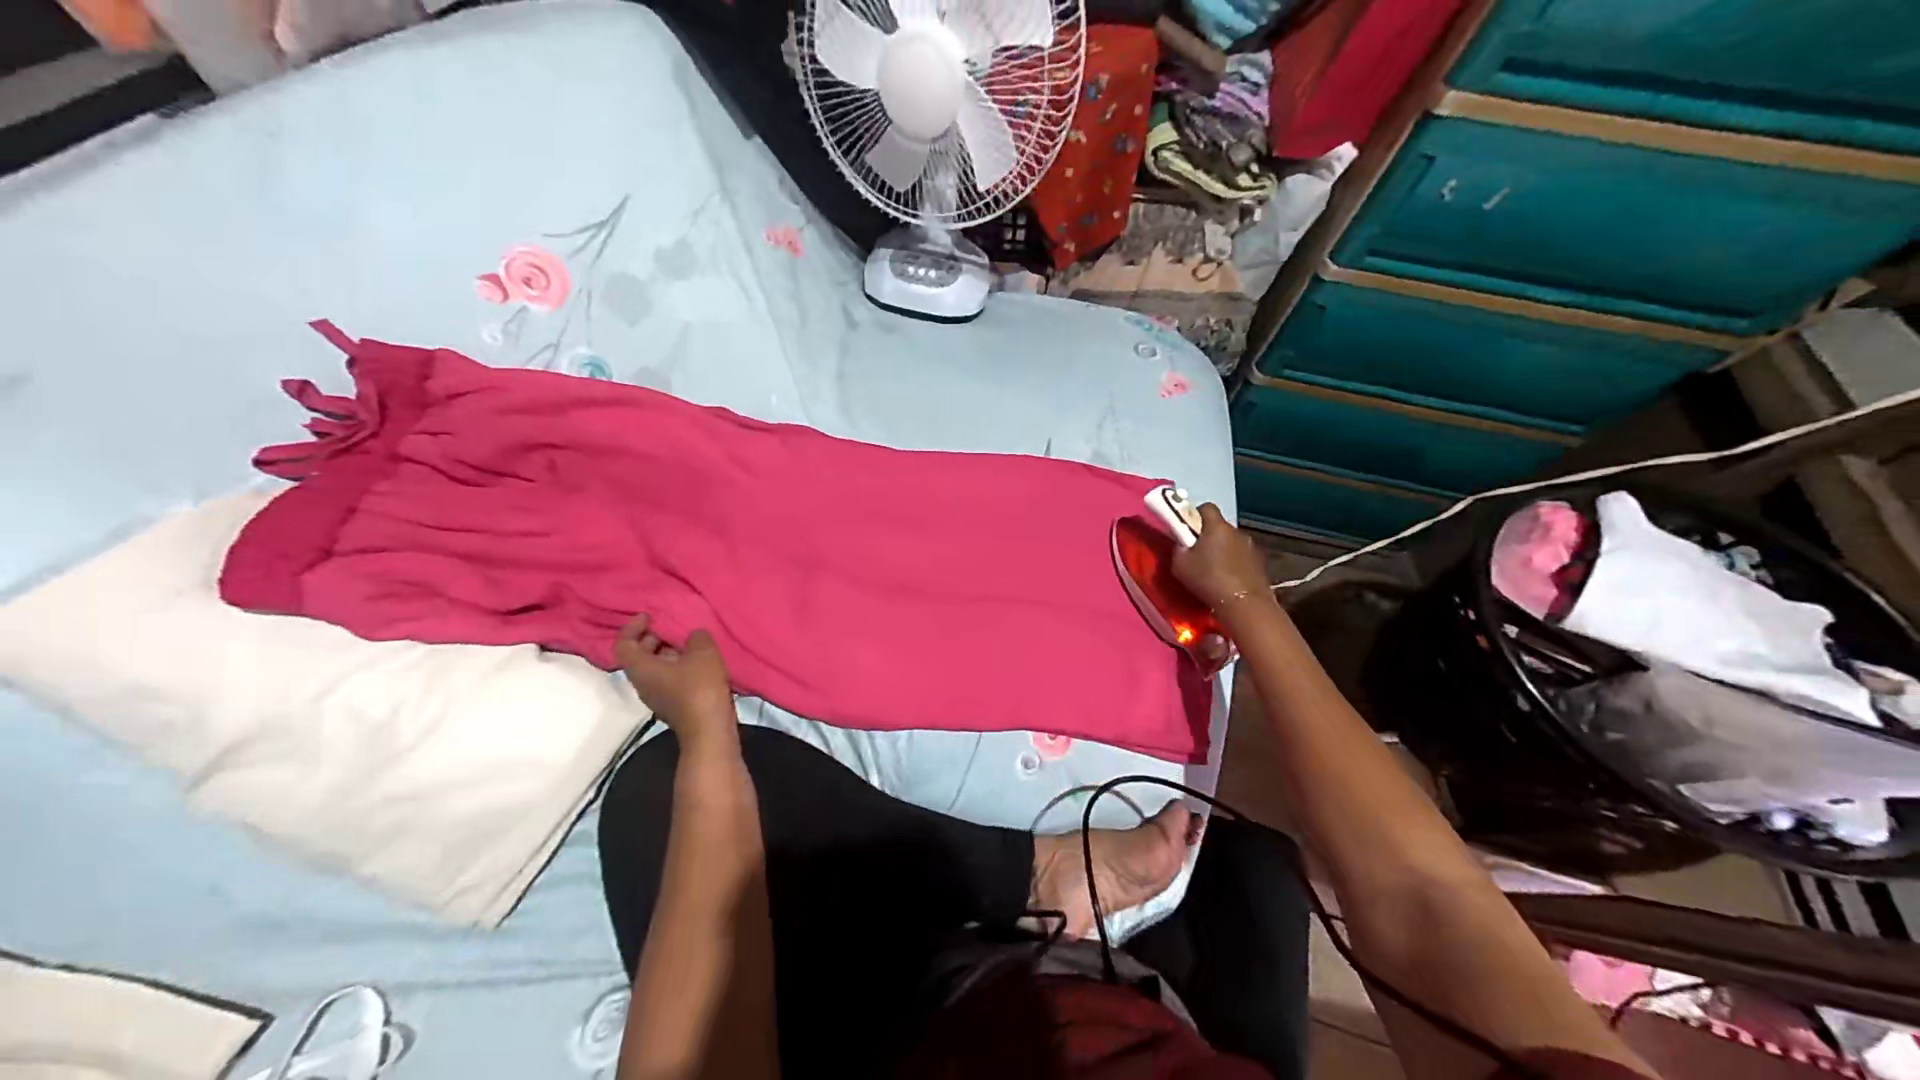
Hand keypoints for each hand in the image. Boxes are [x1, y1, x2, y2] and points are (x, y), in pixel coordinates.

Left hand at [615, 615, 737, 752]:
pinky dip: (677, 666)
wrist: (709, 729)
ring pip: (653, 668)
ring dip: (667, 652)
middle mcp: (642, 683)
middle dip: (652, 638)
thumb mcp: (703, 652)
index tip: (649, 616)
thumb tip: (693, 636)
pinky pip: (667, 678)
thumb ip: (696, 637)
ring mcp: (656, 696)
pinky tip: (698, 662)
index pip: (624, 644)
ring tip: (688, 642)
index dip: (632, 627)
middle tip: (671, 627)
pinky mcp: (671, 704)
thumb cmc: (700, 688)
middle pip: (637, 656)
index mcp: (641, 669)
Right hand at [1171, 503, 1273, 618]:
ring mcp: (1251, 546)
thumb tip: (1183, 543)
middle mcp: (1236, 531)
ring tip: (1214, 568)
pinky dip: (1234, 563)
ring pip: (1232, 542)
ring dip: (1223, 549)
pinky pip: (1242, 556)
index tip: (1187, 528)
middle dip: (1209, 535)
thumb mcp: (1180, 565)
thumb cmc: (1208, 579)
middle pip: (1220, 526)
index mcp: (1216, 526)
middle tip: (1198, 552)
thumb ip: (1179, 548)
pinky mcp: (1260, 562)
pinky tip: (1228, 578)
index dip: (1195, 514)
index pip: (1206, 507)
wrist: (1244, 603)